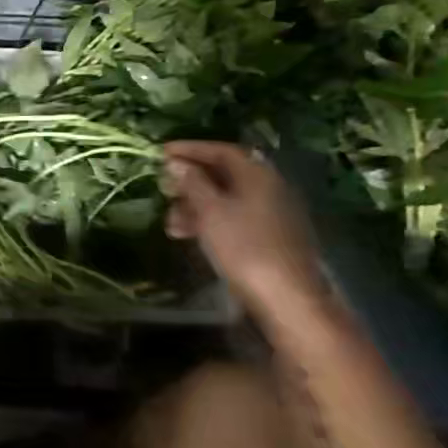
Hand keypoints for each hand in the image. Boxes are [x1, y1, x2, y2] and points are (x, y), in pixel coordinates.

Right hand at [162, 141, 323, 309]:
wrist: (286, 298)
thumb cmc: (244, 247)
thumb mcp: (210, 211)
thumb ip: (192, 183)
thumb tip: (177, 162)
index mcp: (258, 176)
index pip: (222, 151)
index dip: (191, 149)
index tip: (161, 153)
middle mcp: (269, 189)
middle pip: (224, 174)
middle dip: (190, 180)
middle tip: (163, 187)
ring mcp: (271, 214)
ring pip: (226, 199)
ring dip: (195, 205)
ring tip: (170, 222)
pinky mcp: (269, 237)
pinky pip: (233, 218)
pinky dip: (209, 221)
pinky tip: (188, 236)